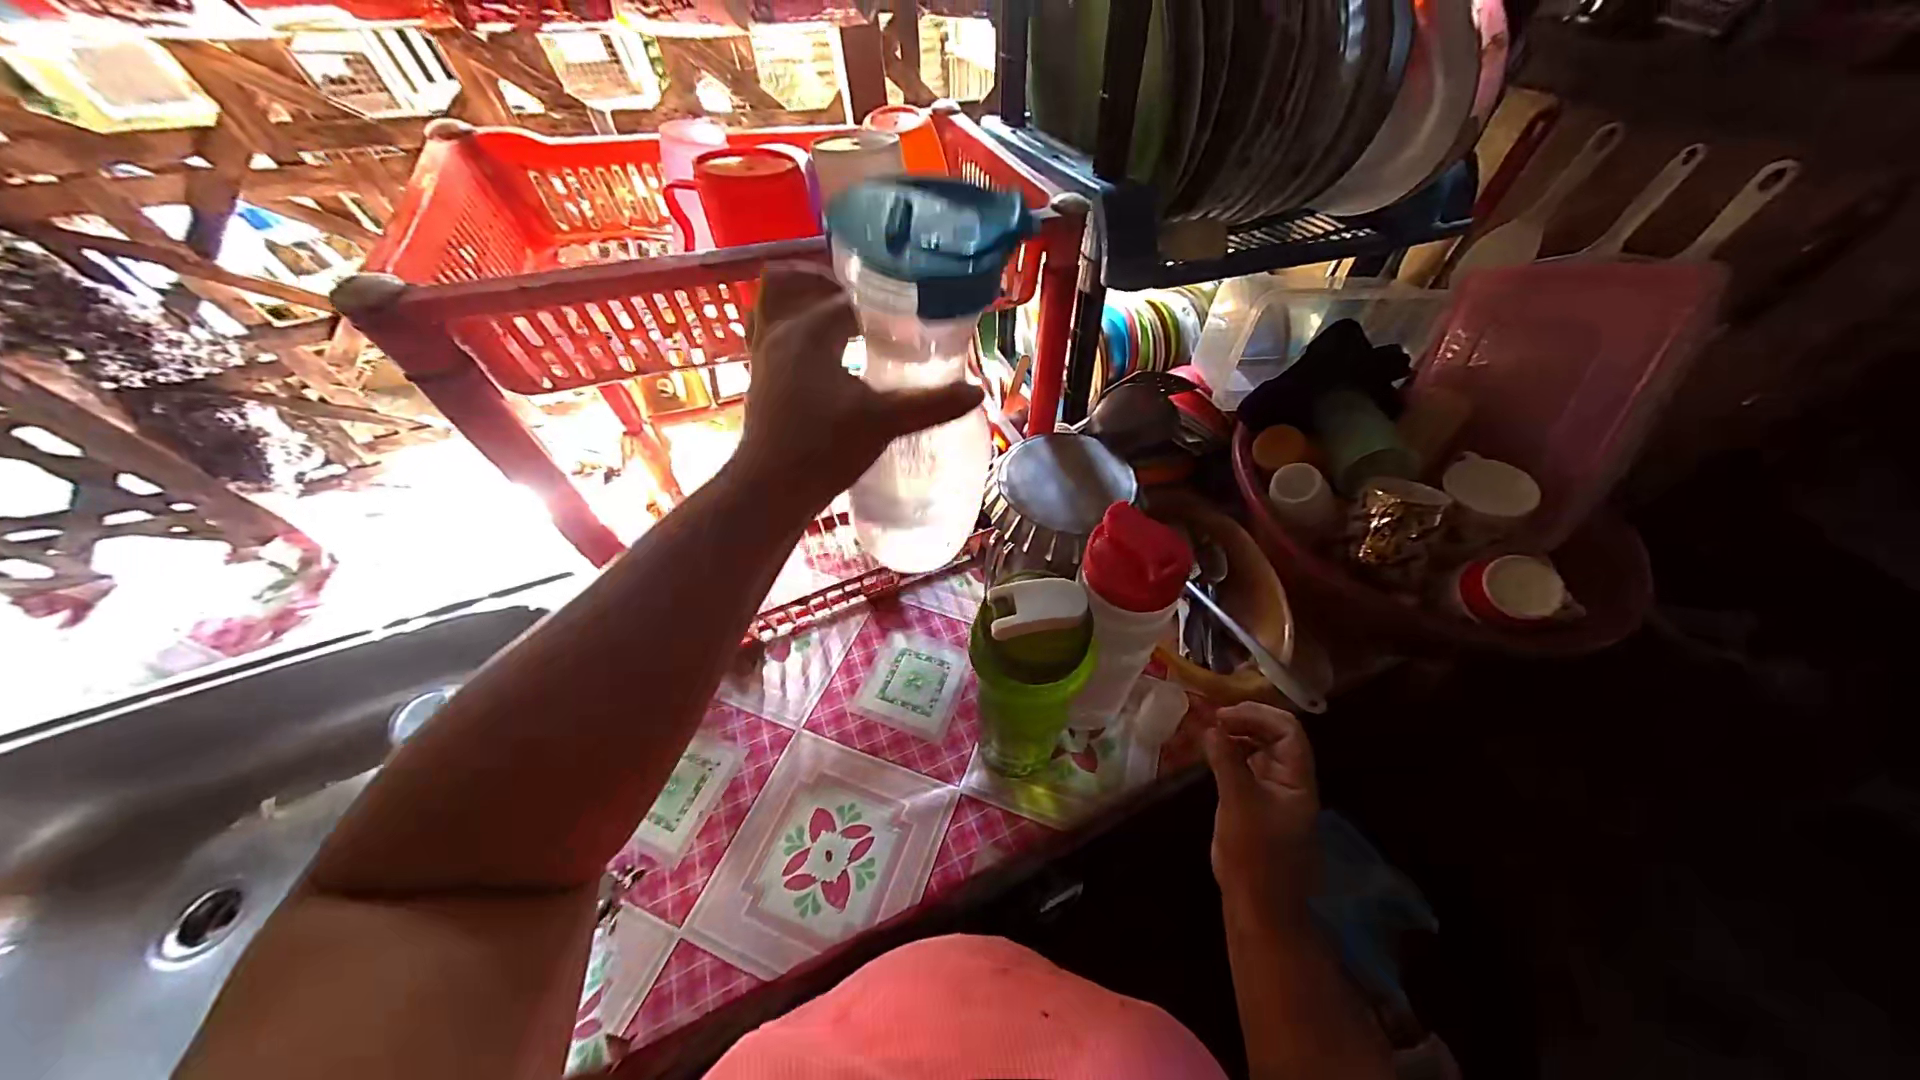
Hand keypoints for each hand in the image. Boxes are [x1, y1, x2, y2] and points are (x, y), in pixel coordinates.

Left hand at [731, 264, 982, 514]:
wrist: (772, 489)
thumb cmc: (825, 450)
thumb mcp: (884, 423)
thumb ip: (932, 404)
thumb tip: (976, 392)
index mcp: (811, 330)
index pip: (852, 298)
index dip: (885, 302)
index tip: (912, 315)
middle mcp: (781, 329)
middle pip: (805, 283)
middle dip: (840, 287)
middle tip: (876, 306)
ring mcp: (764, 350)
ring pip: (777, 298)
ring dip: (807, 296)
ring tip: (844, 315)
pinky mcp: (760, 373)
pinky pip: (770, 326)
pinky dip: (792, 322)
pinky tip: (821, 347)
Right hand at [1206, 702, 1320, 909]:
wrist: (1258, 903)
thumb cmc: (1255, 853)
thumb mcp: (1239, 803)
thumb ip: (1226, 761)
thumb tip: (1210, 727)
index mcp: (1297, 779)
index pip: (1288, 731)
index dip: (1257, 716)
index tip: (1223, 717)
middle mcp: (1288, 779)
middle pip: (1275, 735)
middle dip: (1246, 720)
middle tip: (1212, 719)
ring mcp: (1271, 790)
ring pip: (1259, 748)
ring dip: (1236, 733)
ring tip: (1208, 730)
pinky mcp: (1253, 801)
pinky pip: (1244, 764)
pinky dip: (1228, 752)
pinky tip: (1210, 751)